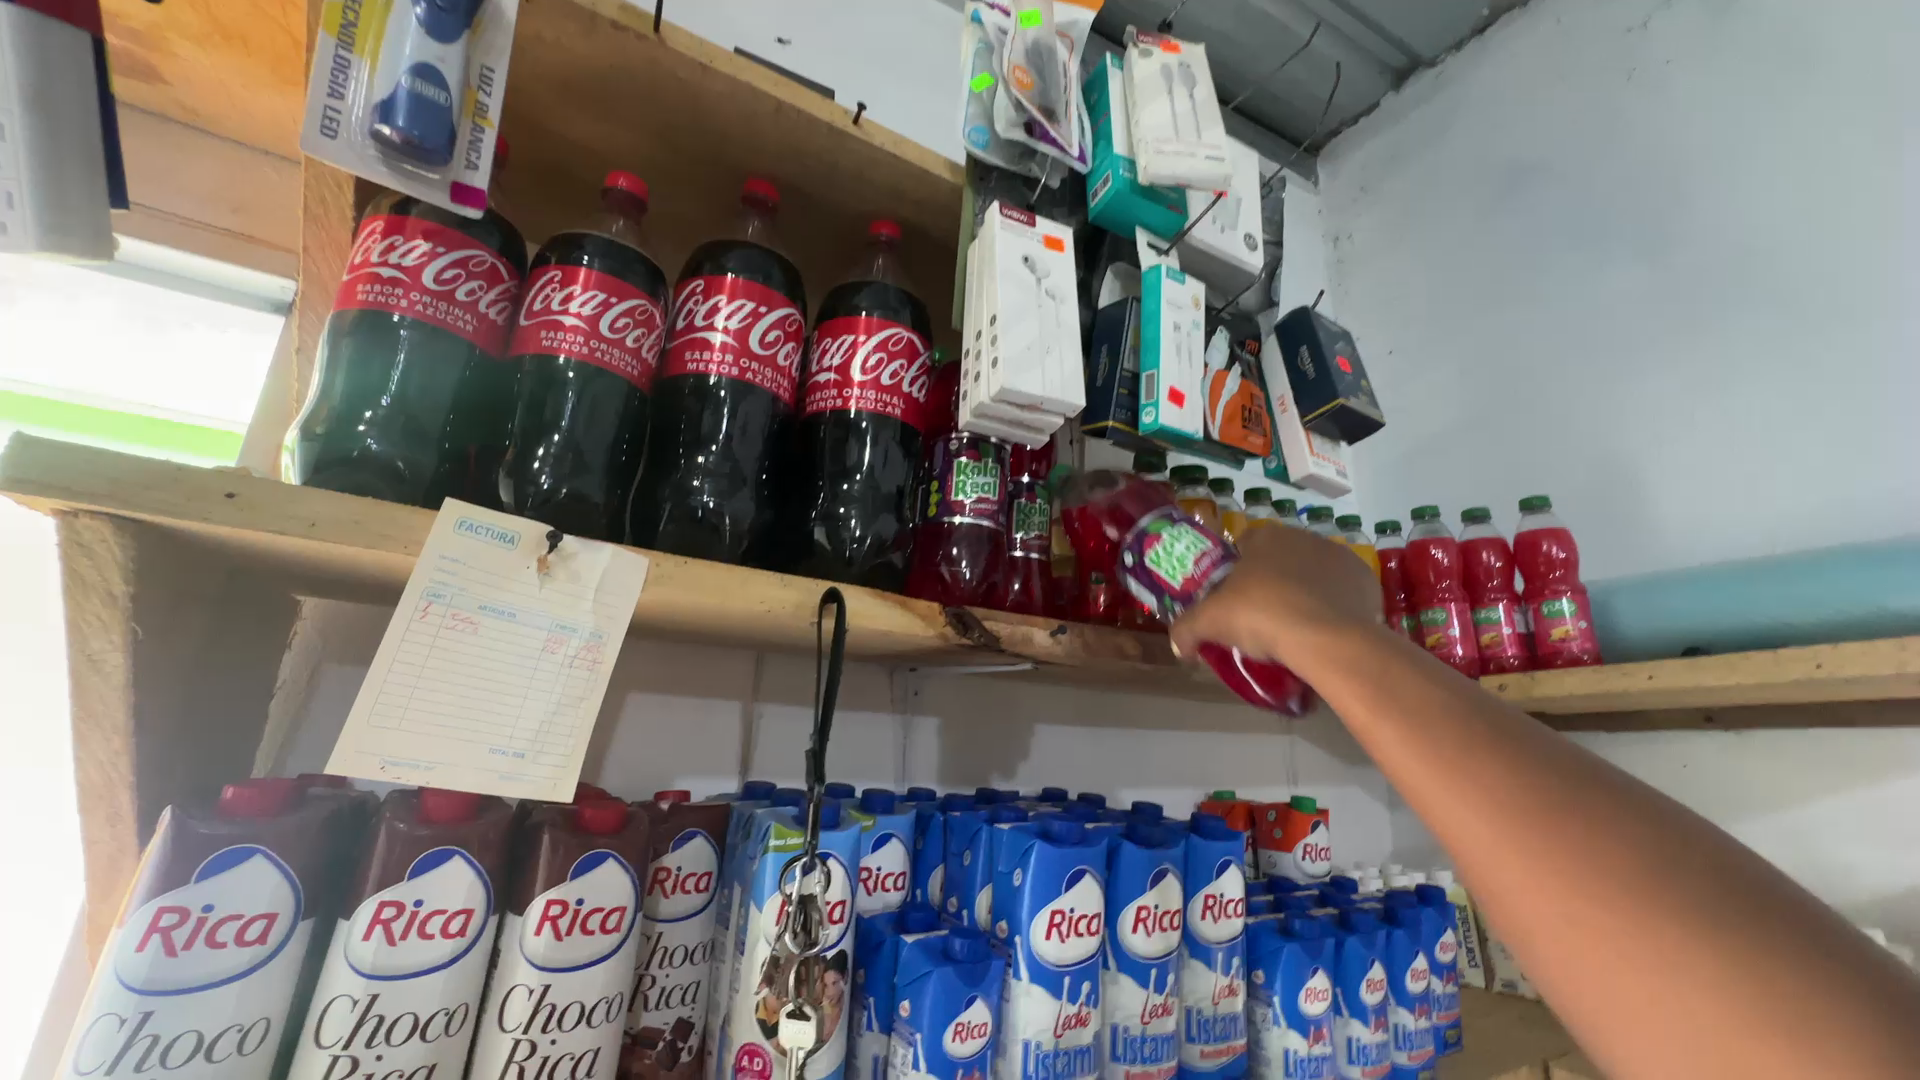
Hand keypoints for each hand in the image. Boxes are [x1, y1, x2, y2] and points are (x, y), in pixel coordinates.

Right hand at [1170, 525, 1382, 663]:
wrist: (1328, 640)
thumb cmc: (1262, 615)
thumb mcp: (1209, 623)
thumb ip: (1186, 630)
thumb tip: (1178, 647)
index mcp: (1265, 536)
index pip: (1243, 544)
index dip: (1234, 570)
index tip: (1231, 599)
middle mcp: (1304, 537)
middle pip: (1278, 559)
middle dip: (1269, 583)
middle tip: (1258, 619)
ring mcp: (1340, 557)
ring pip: (1312, 575)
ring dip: (1302, 594)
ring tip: (1292, 631)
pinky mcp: (1367, 582)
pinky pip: (1341, 593)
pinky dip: (1332, 608)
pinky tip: (1322, 633)